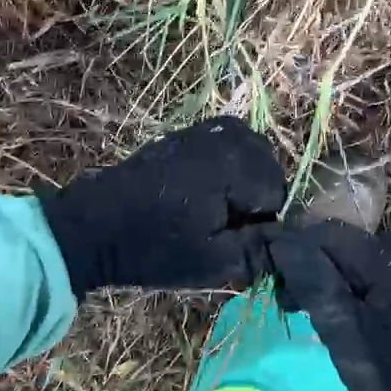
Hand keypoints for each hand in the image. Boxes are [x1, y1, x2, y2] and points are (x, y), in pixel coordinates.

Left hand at [37, 116, 286, 295]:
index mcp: (239, 160)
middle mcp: (230, 133)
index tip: (227, 239)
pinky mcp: (192, 132)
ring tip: (204, 214)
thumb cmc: (154, 247)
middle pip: (270, 174)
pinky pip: (230, 154)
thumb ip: (264, 251)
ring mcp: (209, 128)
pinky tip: (195, 197)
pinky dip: (224, 176)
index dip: (259, 225)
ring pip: (253, 164)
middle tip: (215, 228)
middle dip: (252, 203)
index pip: (280, 196)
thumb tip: (296, 243)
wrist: (93, 225)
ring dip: (239, 190)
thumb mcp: (216, 262)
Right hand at [270, 222, 390, 390]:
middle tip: (299, 311)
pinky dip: (366, 291)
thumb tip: (281, 240)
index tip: (278, 291)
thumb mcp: (347, 339)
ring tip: (329, 321)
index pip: (323, 232)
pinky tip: (365, 324)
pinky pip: (390, 277)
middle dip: (316, 269)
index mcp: (385, 258)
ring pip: (367, 262)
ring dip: (341, 282)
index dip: (293, 253)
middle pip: (346, 244)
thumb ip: (314, 284)